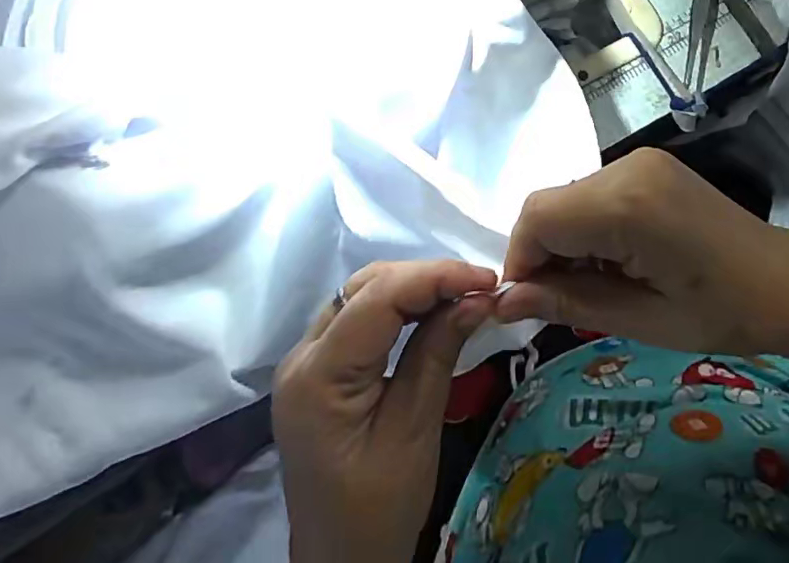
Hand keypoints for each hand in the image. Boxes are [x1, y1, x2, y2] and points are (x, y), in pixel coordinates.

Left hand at [274, 260, 498, 562]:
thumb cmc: (377, 512)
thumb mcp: (413, 433)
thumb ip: (438, 354)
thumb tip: (477, 297)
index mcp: (317, 374)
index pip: (378, 297)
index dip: (435, 277)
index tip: (486, 279)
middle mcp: (302, 355)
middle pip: (366, 287)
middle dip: (426, 277)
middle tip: (479, 286)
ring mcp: (307, 360)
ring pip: (362, 295)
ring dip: (413, 286)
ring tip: (462, 293)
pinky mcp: (320, 369)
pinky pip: (360, 317)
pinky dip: (399, 306)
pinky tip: (431, 310)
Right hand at [494, 149, 788, 357]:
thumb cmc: (722, 312)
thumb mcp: (642, 319)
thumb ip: (568, 302)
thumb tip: (502, 301)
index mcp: (625, 204)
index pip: (537, 219)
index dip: (520, 261)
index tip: (526, 305)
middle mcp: (626, 168)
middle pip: (549, 204)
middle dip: (541, 253)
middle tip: (560, 301)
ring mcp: (640, 162)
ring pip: (569, 197)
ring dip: (565, 241)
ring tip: (595, 284)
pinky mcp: (649, 166)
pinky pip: (594, 192)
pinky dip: (588, 227)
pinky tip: (615, 259)